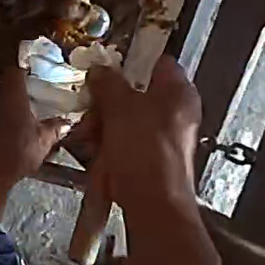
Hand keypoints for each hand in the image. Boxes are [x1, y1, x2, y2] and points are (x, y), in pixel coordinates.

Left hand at [0, 67, 66, 187]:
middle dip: (9, 83)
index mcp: (11, 92)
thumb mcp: (43, 141)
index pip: (15, 69)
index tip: (32, 76)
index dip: (24, 71)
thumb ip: (55, 128)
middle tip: (24, 91)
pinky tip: (3, 126)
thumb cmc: (17, 153)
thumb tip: (66, 123)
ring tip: (14, 108)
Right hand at [74, 56, 202, 218]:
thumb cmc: (143, 150)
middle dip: (107, 100)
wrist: (153, 204)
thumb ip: (108, 83)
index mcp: (178, 92)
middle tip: (88, 105)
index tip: (105, 65)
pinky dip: (109, 142)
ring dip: (102, 122)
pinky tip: (91, 149)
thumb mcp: (120, 108)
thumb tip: (99, 69)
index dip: (130, 60)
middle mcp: (176, 111)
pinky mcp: (152, 158)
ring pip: (128, 118)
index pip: (157, 61)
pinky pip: (127, 141)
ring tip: (86, 132)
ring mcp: (165, 136)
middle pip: (137, 92)